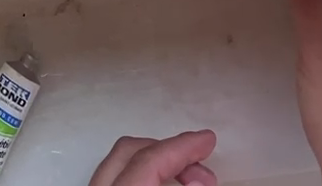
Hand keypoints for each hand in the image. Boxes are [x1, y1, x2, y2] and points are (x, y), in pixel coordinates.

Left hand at [87, 130, 218, 185]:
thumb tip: (199, 179)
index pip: (149, 159)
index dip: (182, 147)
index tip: (207, 140)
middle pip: (128, 151)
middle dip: (169, 153)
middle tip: (203, 171)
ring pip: (118, 164)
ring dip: (155, 164)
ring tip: (189, 181)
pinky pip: (114, 179)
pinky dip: (139, 176)